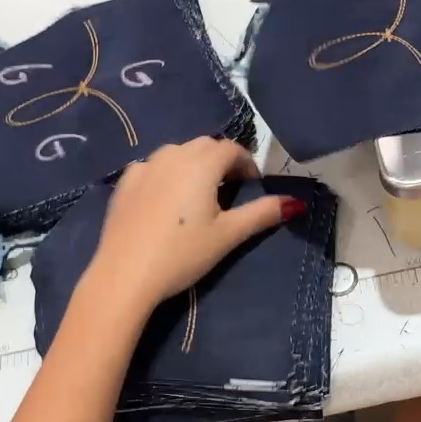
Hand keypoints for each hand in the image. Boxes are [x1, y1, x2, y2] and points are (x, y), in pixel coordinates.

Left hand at [83, 137, 302, 312]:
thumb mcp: (228, 235)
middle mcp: (171, 155)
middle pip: (204, 146)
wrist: (124, 275)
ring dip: (194, 165)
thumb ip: (261, 214)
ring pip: (177, 153)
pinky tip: (167, 201)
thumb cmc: (182, 254)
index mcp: (200, 163)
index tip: (253, 186)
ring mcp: (144, 167)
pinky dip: (167, 175)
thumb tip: (296, 202)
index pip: (231, 149)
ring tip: (200, 194)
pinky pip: (153, 167)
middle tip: (230, 190)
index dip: (247, 164)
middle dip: (222, 161)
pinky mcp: (124, 183)